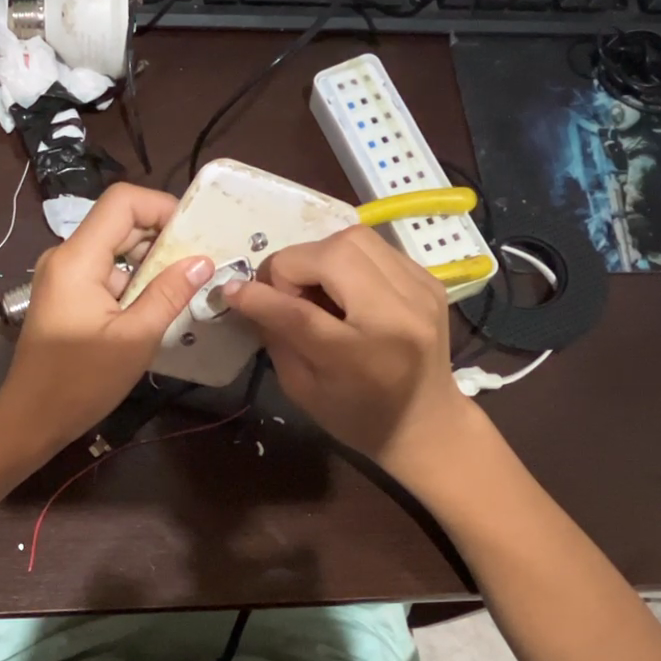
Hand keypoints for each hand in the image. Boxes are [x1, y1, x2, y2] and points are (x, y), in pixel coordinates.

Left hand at [0, 184, 212, 463]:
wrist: (31, 418)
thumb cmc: (81, 381)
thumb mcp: (135, 339)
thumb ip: (169, 294)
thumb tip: (202, 261)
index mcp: (77, 258)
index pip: (122, 201)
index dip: (161, 207)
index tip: (195, 234)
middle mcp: (65, 258)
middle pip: (119, 223)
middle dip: (161, 237)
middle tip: (200, 263)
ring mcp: (62, 278)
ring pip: (113, 251)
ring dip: (149, 264)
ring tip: (186, 287)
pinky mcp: (65, 298)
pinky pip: (104, 275)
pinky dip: (132, 284)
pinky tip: (158, 308)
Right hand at [224, 225, 471, 478]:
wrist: (426, 422)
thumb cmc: (355, 416)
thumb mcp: (302, 388)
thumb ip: (276, 337)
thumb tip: (248, 294)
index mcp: (359, 354)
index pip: (298, 311)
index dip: (258, 296)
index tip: (232, 290)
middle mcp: (397, 314)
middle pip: (333, 253)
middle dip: (293, 265)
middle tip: (285, 293)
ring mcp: (419, 290)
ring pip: (355, 238)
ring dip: (319, 256)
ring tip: (313, 286)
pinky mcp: (428, 279)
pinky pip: (376, 248)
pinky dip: (347, 260)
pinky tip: (343, 288)